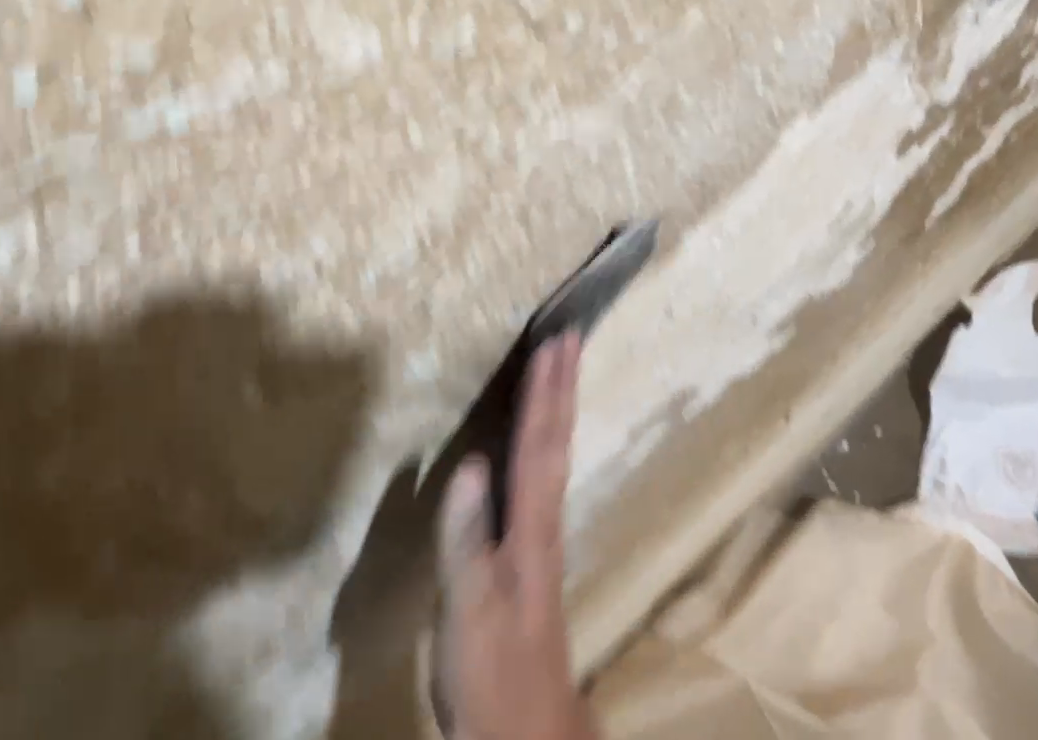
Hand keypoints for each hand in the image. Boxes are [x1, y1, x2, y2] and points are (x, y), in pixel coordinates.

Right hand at [432, 332, 597, 739]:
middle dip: (560, 388)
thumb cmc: (494, 671)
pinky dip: (539, 448)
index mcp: (531, 529)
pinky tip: (529, 449)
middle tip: (570, 338)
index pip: (540, 446)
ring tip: (558, 374)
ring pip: (552, 459)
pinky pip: (538, 483)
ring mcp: (540, 542)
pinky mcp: (527, 559)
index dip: (547, 393)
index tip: (557, 342)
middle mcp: (543, 525)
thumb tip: (467, 464)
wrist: (525, 732)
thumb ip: (468, 539)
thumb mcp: (471, 609)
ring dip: (556, 411)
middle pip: (555, 443)